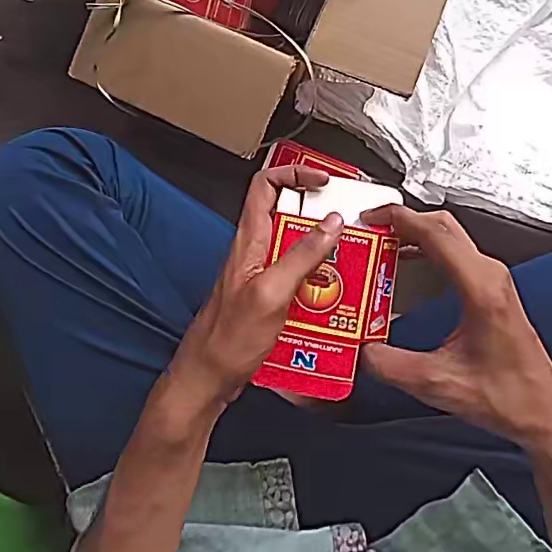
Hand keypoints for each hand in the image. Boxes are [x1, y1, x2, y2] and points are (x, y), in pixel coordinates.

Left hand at [165, 165, 343, 410]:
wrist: (207, 378)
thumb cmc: (226, 340)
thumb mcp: (271, 293)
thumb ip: (302, 256)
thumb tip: (330, 224)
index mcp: (249, 240)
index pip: (266, 185)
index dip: (294, 173)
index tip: (322, 180)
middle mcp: (254, 250)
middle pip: (287, 214)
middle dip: (318, 216)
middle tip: (343, 226)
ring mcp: (260, 272)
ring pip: (296, 245)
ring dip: (321, 251)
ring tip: (344, 264)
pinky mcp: (267, 294)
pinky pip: (297, 274)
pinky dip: (316, 279)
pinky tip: (329, 298)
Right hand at [359, 207, 551, 451]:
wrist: (545, 414)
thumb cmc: (510, 398)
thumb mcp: (438, 384)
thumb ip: (391, 365)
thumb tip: (361, 348)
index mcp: (480, 289)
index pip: (435, 233)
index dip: (399, 218)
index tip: (372, 217)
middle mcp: (490, 276)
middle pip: (442, 225)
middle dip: (403, 219)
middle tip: (372, 226)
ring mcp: (493, 279)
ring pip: (450, 235)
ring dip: (415, 231)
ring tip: (383, 240)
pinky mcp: (492, 288)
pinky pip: (455, 251)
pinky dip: (427, 245)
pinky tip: (408, 259)